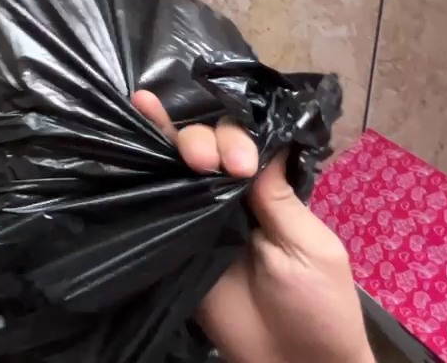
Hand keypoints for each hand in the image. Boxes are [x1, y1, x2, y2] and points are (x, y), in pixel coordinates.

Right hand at [130, 90, 373, 362]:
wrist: (288, 362)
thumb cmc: (316, 307)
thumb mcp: (312, 249)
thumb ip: (280, 197)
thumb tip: (262, 139)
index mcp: (263, 192)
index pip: (242, 146)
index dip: (235, 142)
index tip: (240, 164)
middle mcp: (224, 192)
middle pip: (203, 144)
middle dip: (199, 140)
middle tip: (202, 161)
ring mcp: (193, 209)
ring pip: (173, 156)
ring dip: (164, 130)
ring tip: (148, 109)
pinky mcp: (168, 229)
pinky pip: (150, 188)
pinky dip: (138, 151)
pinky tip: (130, 110)